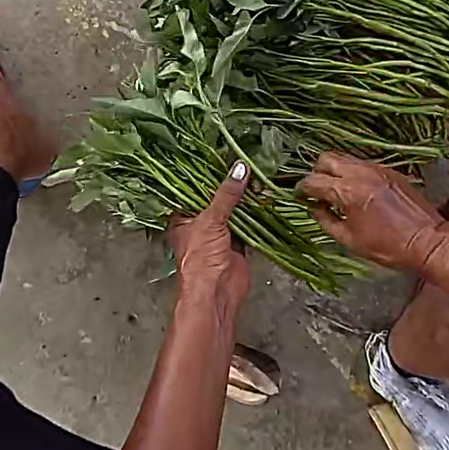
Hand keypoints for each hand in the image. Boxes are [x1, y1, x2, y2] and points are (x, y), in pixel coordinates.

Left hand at [168, 161, 251, 312]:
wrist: (216, 293)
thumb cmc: (200, 259)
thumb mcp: (210, 220)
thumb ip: (226, 195)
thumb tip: (240, 169)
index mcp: (183, 217)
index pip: (194, 189)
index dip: (207, 174)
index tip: (222, 156)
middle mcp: (200, 224)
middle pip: (216, 199)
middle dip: (230, 185)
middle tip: (245, 163)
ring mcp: (220, 234)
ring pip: (234, 211)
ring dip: (245, 198)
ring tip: (258, 175)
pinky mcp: (238, 243)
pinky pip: (248, 223)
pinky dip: (256, 213)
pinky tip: (265, 197)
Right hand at [298, 153, 448, 273]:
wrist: (427, 240)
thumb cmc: (387, 246)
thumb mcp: (350, 240)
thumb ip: (327, 220)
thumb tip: (315, 208)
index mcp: (347, 191)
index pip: (313, 181)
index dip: (302, 189)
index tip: (300, 196)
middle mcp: (360, 172)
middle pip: (327, 158)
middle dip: (317, 172)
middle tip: (317, 190)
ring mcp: (377, 168)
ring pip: (345, 158)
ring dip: (336, 170)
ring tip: (336, 190)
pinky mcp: (390, 170)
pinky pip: (363, 163)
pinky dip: (354, 172)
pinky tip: (357, 190)